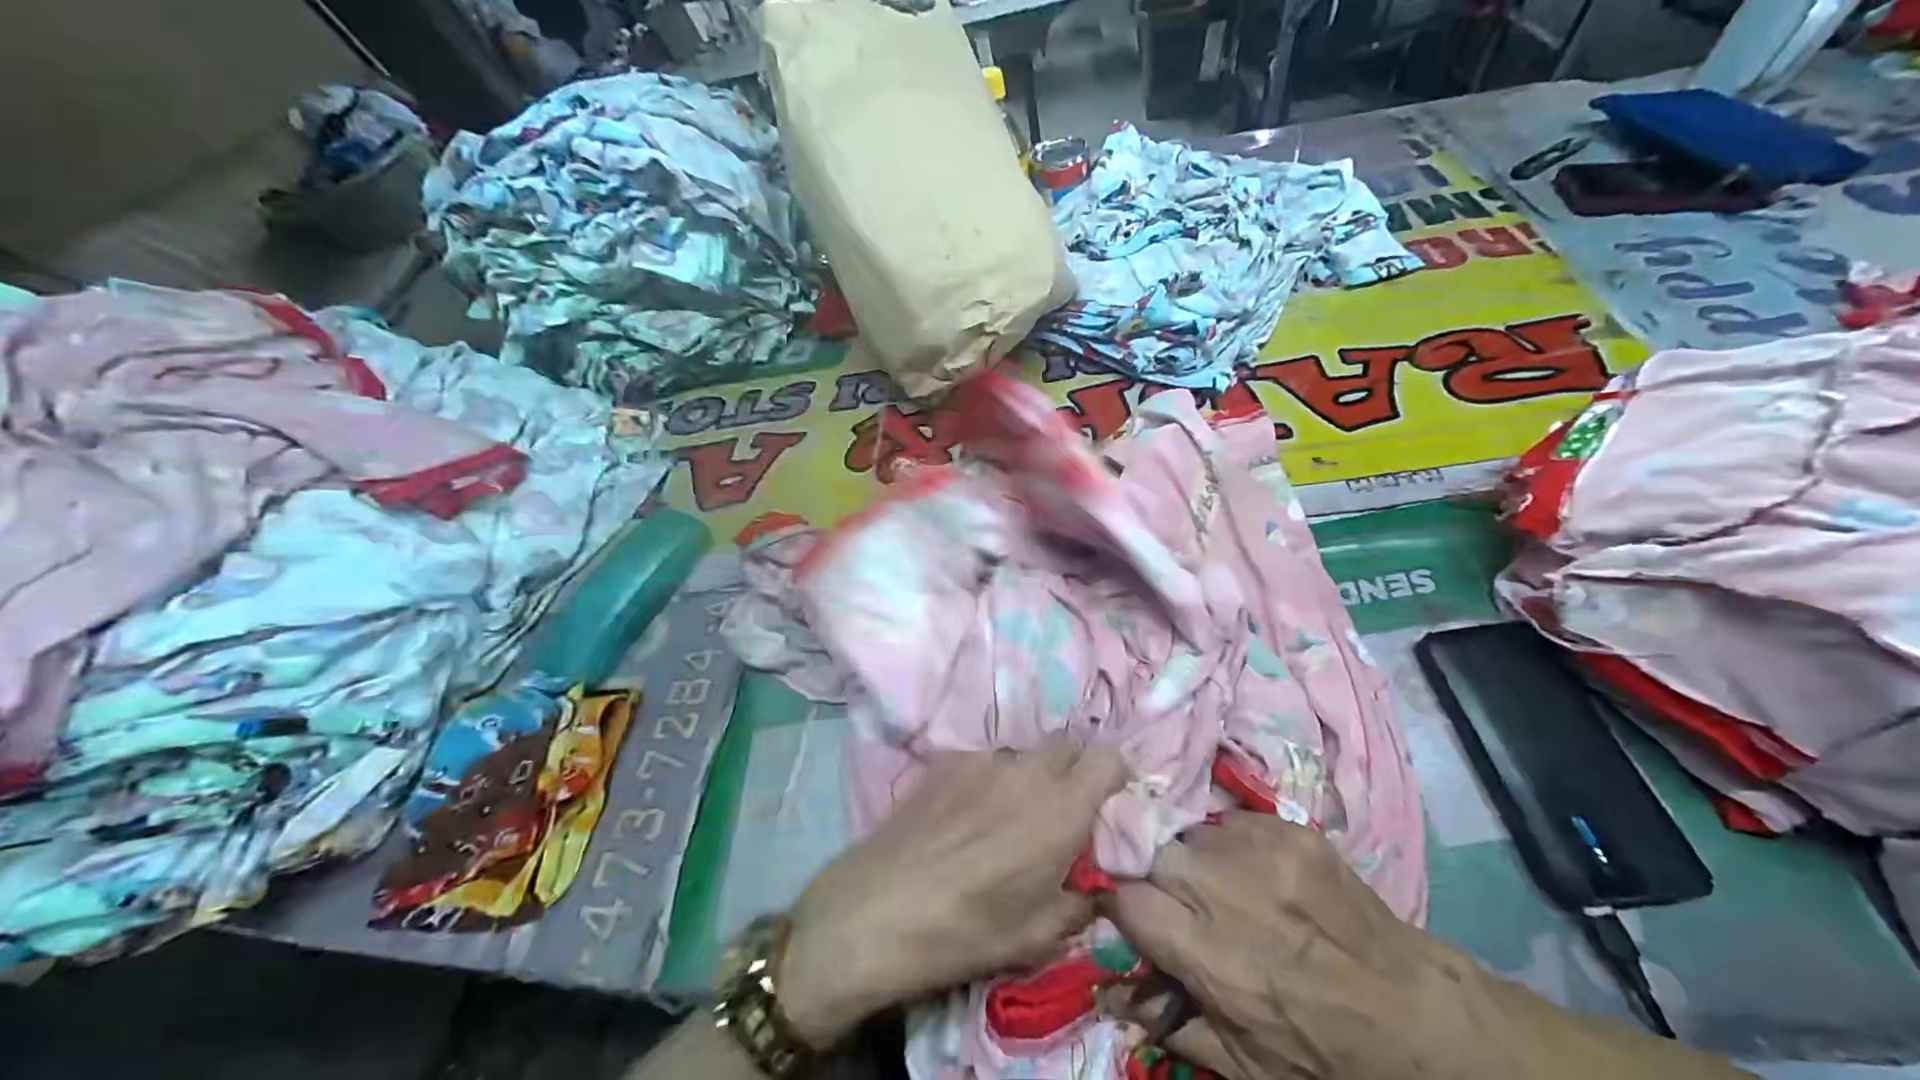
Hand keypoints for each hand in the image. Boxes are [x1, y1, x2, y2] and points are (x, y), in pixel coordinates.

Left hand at [778, 740, 1130, 1047]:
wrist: (876, 910)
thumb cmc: (967, 930)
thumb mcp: (1039, 935)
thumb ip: (1081, 898)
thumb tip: (1094, 881)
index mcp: (1060, 808)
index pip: (1108, 758)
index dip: (1115, 778)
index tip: (1106, 807)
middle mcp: (1025, 771)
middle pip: (1067, 746)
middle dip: (1075, 772)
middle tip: (1063, 814)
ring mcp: (980, 760)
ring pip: (1024, 754)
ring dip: (1031, 777)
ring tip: (1010, 819)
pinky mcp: (944, 763)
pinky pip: (985, 762)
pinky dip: (992, 781)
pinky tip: (967, 818)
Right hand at [1103, 813, 1464, 1079]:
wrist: (1419, 1018)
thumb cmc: (1323, 1055)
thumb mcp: (1243, 1066)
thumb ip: (1170, 1023)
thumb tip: (1109, 992)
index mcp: (1209, 955)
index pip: (1125, 896)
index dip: (1115, 898)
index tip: (1120, 906)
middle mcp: (1227, 892)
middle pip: (1150, 849)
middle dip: (1148, 868)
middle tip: (1170, 895)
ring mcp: (1263, 853)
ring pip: (1190, 830)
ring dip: (1190, 855)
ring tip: (1214, 883)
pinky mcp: (1292, 832)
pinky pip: (1232, 822)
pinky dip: (1230, 843)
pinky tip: (1250, 871)